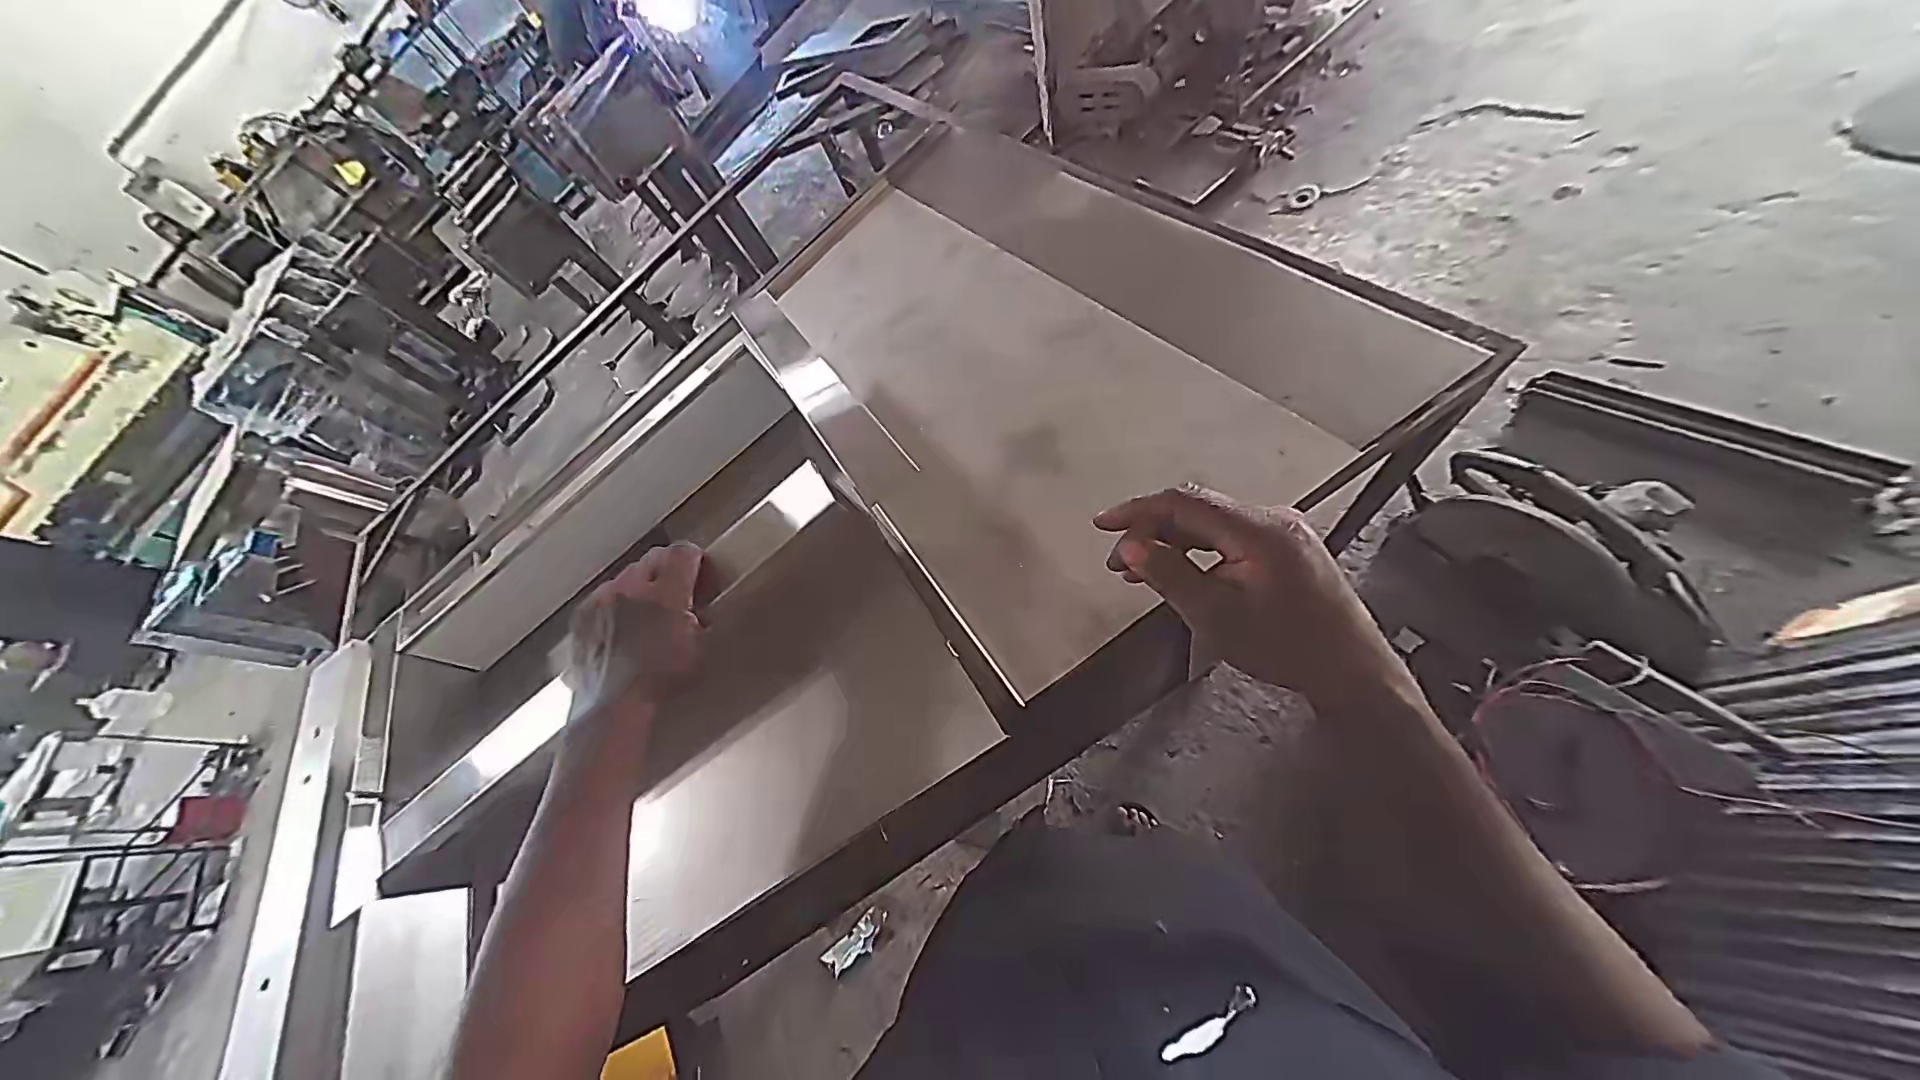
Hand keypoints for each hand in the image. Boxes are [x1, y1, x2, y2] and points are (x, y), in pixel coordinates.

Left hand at [563, 542, 707, 716]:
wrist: (613, 708)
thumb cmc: (661, 682)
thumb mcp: (700, 648)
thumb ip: (702, 618)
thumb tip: (700, 609)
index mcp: (665, 595)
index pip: (683, 552)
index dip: (697, 560)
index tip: (702, 577)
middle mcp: (630, 589)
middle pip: (654, 558)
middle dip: (669, 572)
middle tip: (680, 596)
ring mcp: (602, 600)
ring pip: (628, 575)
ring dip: (643, 587)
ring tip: (650, 615)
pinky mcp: (582, 615)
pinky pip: (605, 595)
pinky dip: (617, 603)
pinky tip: (625, 628)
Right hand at [1093, 485, 1408, 708]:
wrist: (1351, 672)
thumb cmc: (1288, 648)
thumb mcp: (1215, 615)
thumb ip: (1168, 574)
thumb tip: (1129, 547)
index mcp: (1259, 529)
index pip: (1184, 503)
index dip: (1137, 511)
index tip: (1104, 525)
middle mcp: (1272, 520)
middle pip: (1196, 511)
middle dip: (1150, 531)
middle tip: (1118, 560)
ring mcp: (1281, 533)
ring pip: (1209, 525)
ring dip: (1170, 542)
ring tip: (1138, 569)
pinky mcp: (1283, 549)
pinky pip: (1227, 539)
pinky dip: (1195, 551)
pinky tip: (1176, 570)